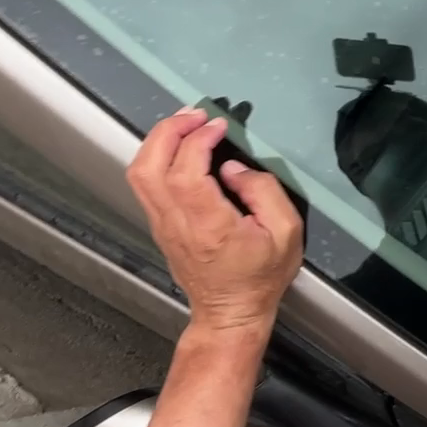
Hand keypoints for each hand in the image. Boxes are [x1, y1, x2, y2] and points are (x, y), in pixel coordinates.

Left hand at [126, 109, 304, 334]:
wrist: (231, 312)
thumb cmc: (263, 274)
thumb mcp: (287, 232)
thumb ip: (263, 192)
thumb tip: (232, 168)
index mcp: (208, 225)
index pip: (185, 173)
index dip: (198, 141)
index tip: (220, 125)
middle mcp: (176, 223)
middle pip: (149, 168)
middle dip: (168, 131)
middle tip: (196, 113)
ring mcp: (162, 225)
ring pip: (140, 173)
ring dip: (159, 140)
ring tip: (187, 123)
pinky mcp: (160, 225)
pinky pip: (146, 183)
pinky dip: (158, 155)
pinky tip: (181, 145)